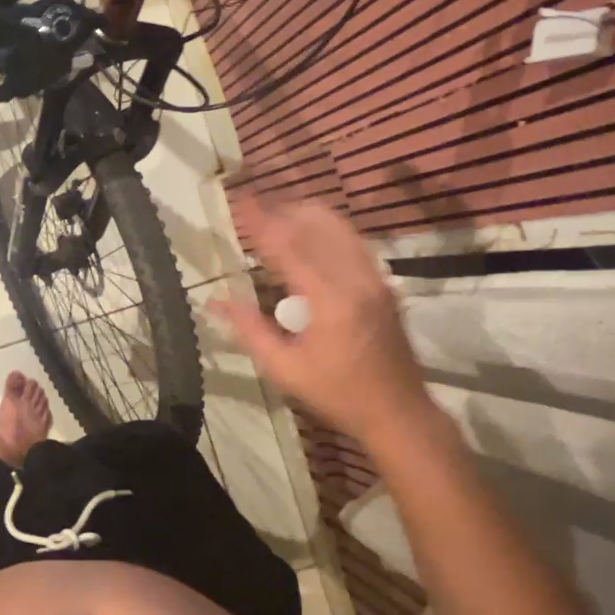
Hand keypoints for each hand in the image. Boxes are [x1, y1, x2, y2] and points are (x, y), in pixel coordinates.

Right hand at [212, 197, 436, 442]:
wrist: (398, 412)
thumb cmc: (336, 394)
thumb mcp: (284, 369)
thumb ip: (250, 330)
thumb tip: (216, 301)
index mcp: (330, 301)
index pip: (289, 246)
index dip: (261, 222)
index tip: (240, 202)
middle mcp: (356, 280)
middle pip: (316, 226)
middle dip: (281, 210)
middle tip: (253, 206)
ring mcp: (375, 279)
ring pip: (339, 228)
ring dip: (305, 215)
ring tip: (276, 213)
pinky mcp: (383, 283)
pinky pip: (353, 242)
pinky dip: (326, 229)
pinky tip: (308, 233)